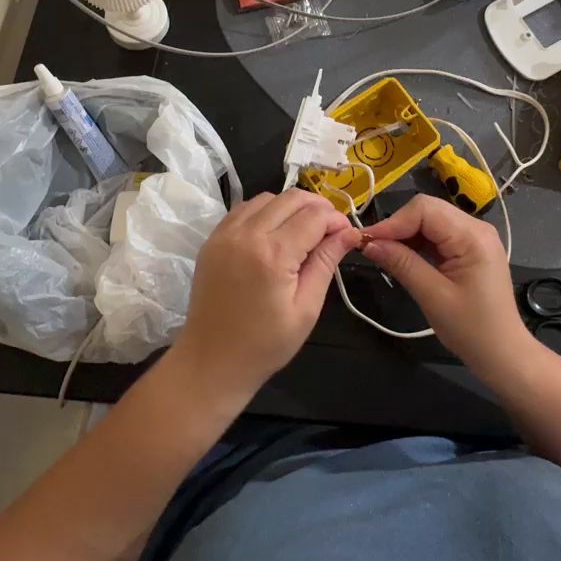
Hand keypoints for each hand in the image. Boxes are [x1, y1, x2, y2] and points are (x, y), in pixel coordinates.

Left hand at [169, 189, 358, 397]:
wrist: (210, 362)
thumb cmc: (264, 345)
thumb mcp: (306, 308)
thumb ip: (326, 263)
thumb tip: (350, 232)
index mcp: (273, 254)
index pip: (314, 216)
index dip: (336, 220)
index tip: (348, 235)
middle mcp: (246, 234)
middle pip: (291, 198)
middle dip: (318, 207)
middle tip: (330, 230)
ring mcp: (225, 234)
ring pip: (267, 198)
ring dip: (290, 207)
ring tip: (303, 231)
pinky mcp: (212, 240)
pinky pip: (244, 209)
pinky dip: (265, 211)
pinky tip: (275, 233)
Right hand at [359, 195, 537, 375]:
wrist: (503, 354)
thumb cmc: (471, 329)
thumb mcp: (432, 296)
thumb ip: (402, 264)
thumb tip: (368, 243)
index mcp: (473, 236)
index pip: (425, 210)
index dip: (393, 222)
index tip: (367, 241)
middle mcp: (476, 228)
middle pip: (428, 210)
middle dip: (398, 225)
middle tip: (373, 247)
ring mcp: (475, 237)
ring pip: (431, 220)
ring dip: (406, 234)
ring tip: (384, 253)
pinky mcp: (470, 249)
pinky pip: (439, 235)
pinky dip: (418, 243)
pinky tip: (403, 257)